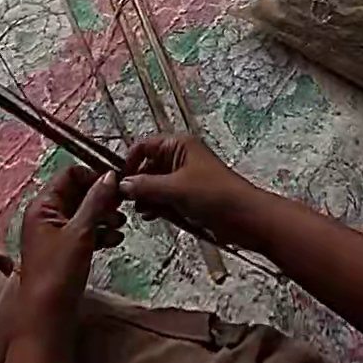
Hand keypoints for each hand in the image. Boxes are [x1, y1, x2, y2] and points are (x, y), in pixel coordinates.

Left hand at [17, 165, 123, 323]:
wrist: (47, 321)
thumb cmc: (58, 272)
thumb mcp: (80, 231)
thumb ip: (96, 200)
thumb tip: (110, 174)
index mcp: (43, 205)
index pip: (70, 174)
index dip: (93, 175)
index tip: (116, 181)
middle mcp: (47, 215)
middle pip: (78, 193)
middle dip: (102, 197)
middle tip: (122, 204)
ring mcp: (55, 234)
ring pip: (84, 212)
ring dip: (104, 215)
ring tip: (121, 224)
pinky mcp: (64, 251)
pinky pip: (84, 231)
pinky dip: (100, 232)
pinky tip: (115, 239)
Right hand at [119, 135, 262, 245]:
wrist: (245, 217)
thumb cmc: (212, 195)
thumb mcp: (176, 189)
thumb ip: (146, 186)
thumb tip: (121, 185)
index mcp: (178, 145)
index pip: (145, 146)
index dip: (130, 161)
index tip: (117, 183)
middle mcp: (179, 157)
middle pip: (148, 165)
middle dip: (137, 182)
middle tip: (125, 202)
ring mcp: (184, 177)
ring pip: (155, 183)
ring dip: (146, 196)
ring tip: (141, 211)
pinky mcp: (188, 195)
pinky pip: (165, 196)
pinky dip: (157, 204)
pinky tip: (151, 216)